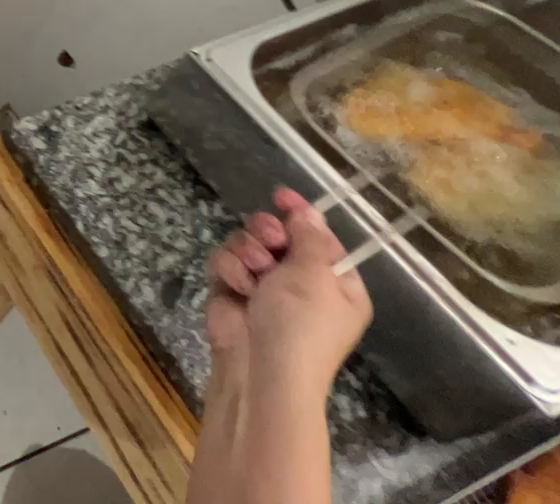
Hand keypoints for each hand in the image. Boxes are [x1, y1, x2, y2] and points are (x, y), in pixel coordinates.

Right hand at [206, 188, 372, 391]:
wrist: (262, 365)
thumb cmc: (301, 323)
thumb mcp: (315, 276)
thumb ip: (309, 237)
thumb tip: (308, 210)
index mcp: (334, 281)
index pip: (318, 236)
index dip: (301, 214)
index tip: (281, 195)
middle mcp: (300, 280)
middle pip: (277, 233)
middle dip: (268, 232)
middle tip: (269, 241)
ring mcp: (264, 283)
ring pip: (246, 242)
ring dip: (248, 252)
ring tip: (254, 273)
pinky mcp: (232, 287)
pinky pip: (225, 259)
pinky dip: (230, 269)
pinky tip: (237, 285)